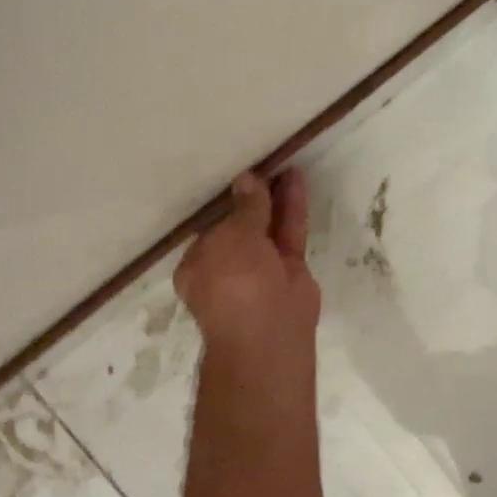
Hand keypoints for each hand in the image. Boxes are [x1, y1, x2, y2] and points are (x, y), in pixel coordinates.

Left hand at [175, 171, 320, 352]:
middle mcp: (228, 266)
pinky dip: (293, 208)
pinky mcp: (291, 269)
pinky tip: (297, 180)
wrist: (269, 331)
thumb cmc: (235, 284)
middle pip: (243, 226)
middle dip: (254, 198)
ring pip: (269, 227)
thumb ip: (244, 209)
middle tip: (265, 164)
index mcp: (199, 264)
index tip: (239, 176)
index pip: (212, 228)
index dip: (226, 203)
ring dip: (276, 198)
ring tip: (285, 164)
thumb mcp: (233, 238)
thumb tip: (247, 180)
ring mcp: (262, 269)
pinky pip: (289, 233)